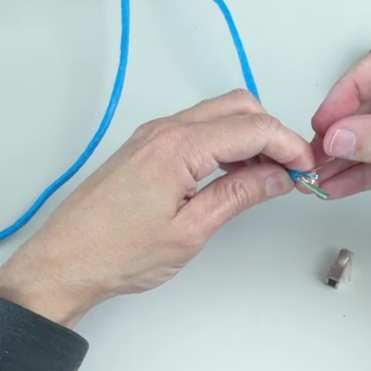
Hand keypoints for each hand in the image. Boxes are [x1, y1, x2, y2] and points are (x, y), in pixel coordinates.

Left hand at [0, 90, 309, 326]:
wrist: (64, 263)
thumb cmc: (115, 253)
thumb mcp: (191, 230)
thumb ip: (239, 195)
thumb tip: (276, 177)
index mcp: (178, 147)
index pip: (252, 128)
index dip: (288, 146)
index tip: (306, 170)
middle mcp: (163, 131)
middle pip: (238, 108)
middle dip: (273, 133)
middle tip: (291, 171)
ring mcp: (151, 137)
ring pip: (217, 115)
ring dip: (249, 136)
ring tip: (267, 176)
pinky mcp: (145, 150)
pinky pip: (196, 130)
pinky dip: (224, 142)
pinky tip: (234, 173)